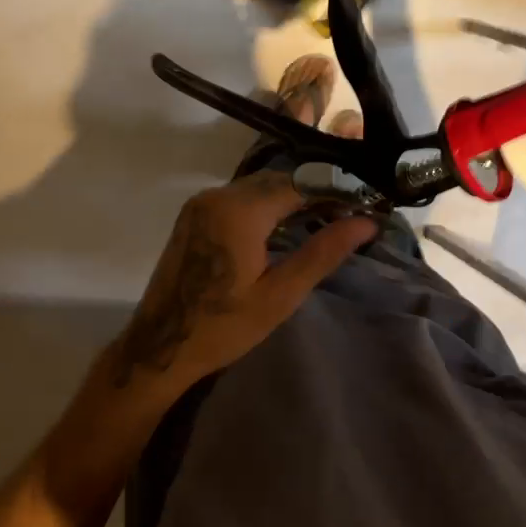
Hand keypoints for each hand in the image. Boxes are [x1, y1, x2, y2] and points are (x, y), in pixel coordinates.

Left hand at [108, 172, 377, 395]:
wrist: (159, 347)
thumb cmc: (223, 328)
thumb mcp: (280, 295)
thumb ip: (323, 252)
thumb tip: (366, 222)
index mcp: (239, 210)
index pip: (300, 183)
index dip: (335, 190)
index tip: (364, 205)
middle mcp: (218, 195)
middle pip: (279, 180)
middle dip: (315, 192)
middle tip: (349, 214)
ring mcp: (202, 202)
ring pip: (259, 186)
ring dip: (292, 198)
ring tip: (325, 221)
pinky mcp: (195, 214)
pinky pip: (240, 197)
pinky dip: (267, 205)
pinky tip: (287, 227)